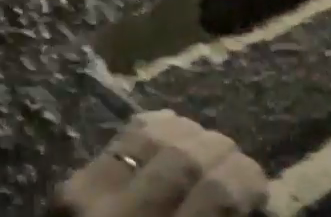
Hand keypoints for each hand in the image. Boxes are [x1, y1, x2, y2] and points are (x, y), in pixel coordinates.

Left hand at [50, 111, 267, 216]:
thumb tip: (249, 203)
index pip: (216, 197)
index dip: (244, 180)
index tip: (259, 182)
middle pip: (184, 160)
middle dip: (219, 151)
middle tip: (238, 160)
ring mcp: (89, 199)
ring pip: (150, 139)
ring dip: (187, 134)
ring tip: (207, 144)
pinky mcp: (71, 187)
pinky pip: (120, 140)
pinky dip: (153, 129)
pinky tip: (172, 131)